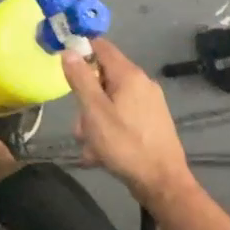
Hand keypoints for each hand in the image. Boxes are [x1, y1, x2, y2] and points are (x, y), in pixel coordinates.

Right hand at [62, 37, 195, 203]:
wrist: (164, 183)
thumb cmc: (125, 145)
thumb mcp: (95, 112)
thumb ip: (80, 79)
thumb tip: (69, 51)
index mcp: (129, 75)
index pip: (101, 46)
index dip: (81, 50)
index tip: (65, 67)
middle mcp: (142, 83)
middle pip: (104, 77)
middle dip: (86, 99)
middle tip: (80, 125)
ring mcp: (150, 103)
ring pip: (111, 101)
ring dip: (95, 119)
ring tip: (91, 147)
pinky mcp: (153, 121)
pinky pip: (123, 115)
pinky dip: (109, 128)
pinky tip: (102, 153)